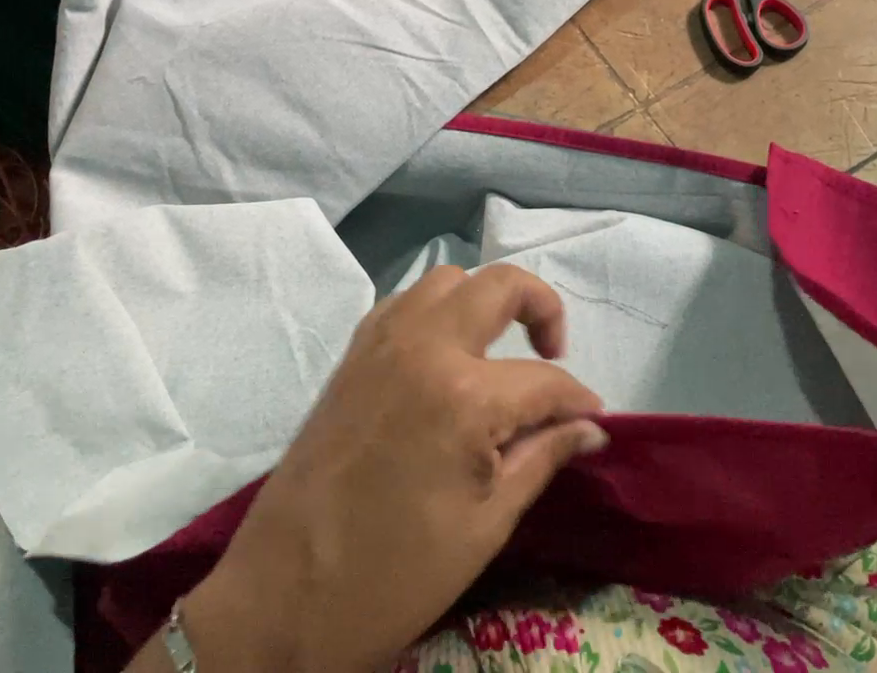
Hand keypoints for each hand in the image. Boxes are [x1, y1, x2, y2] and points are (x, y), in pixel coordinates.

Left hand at [144, 265, 606, 672]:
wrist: (282, 598)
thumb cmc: (394, 574)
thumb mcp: (487, 524)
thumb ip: (542, 457)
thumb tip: (589, 427)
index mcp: (462, 394)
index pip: (544, 381)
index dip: (578, 401)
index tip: (593, 420)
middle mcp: (422, 346)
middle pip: (499, 286)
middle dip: (543, 307)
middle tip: (553, 354)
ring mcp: (379, 343)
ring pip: (446, 280)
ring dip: (483, 301)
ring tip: (497, 352)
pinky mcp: (351, 355)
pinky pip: (403, 304)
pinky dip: (436, 312)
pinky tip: (445, 357)